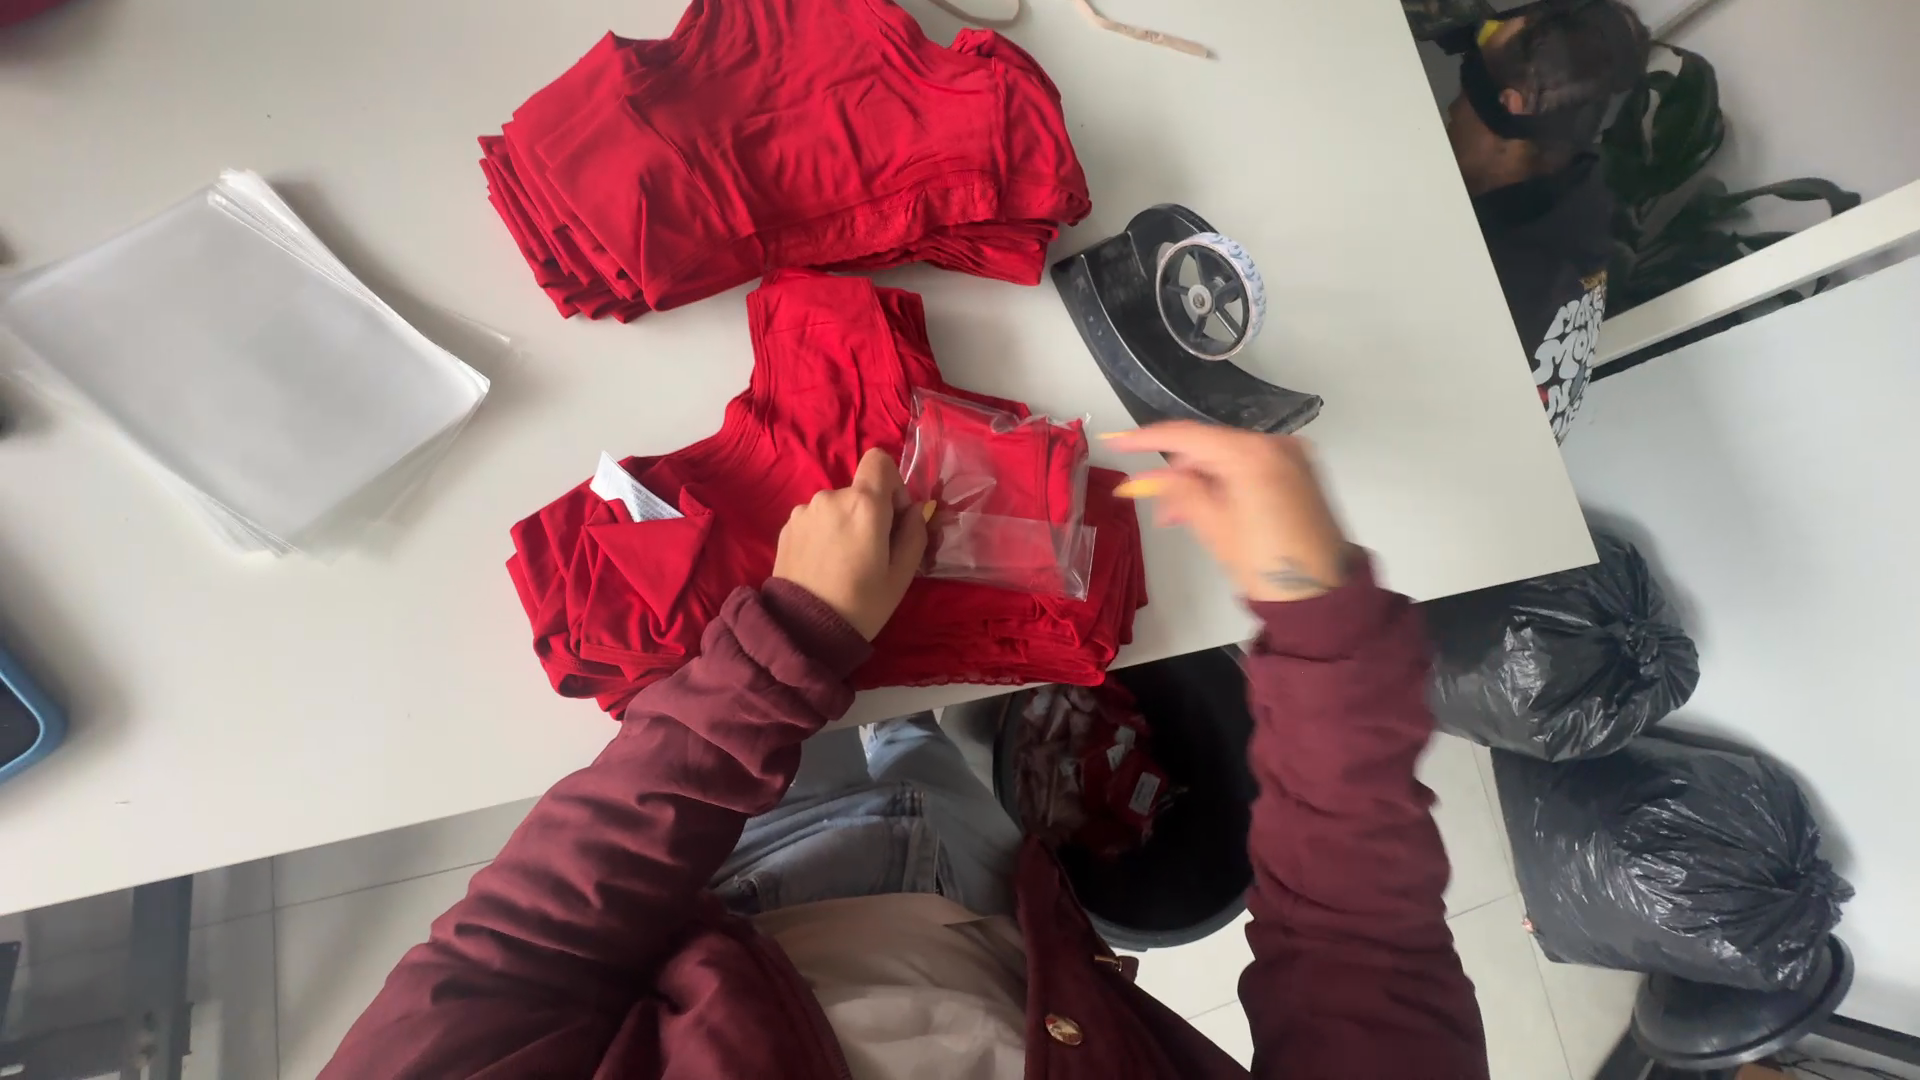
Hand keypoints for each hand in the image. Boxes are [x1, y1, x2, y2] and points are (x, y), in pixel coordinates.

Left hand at [771, 448, 931, 638]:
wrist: (804, 631)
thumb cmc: (862, 603)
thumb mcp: (903, 573)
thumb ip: (915, 532)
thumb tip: (911, 512)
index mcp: (863, 503)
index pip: (880, 461)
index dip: (893, 484)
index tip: (895, 517)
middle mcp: (830, 497)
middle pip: (859, 491)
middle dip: (871, 513)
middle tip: (873, 554)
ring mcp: (803, 511)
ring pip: (837, 507)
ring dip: (846, 524)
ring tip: (845, 563)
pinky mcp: (786, 528)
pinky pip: (817, 520)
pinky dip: (825, 534)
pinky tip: (824, 566)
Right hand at [1106, 422, 1349, 601]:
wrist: (1319, 593)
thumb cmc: (1266, 562)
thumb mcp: (1211, 524)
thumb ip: (1175, 490)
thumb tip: (1142, 478)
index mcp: (1252, 454)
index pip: (1187, 437)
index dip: (1146, 439)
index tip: (1118, 441)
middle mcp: (1276, 445)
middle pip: (1208, 448)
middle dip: (1178, 474)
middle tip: (1159, 508)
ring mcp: (1291, 456)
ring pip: (1226, 458)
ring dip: (1199, 482)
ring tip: (1181, 518)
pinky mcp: (1299, 471)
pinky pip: (1248, 467)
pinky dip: (1224, 483)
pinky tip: (1210, 510)